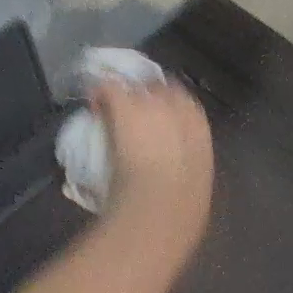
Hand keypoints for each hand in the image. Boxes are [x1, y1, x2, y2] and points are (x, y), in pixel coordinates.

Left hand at [92, 79, 213, 262]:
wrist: (160, 202)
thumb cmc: (180, 205)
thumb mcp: (191, 183)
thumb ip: (183, 169)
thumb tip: (174, 175)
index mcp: (199, 127)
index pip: (184, 104)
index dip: (166, 110)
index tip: (154, 121)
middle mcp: (177, 106)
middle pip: (158, 90)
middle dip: (143, 97)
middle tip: (129, 114)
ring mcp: (148, 103)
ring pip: (132, 88)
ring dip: (122, 97)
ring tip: (109, 109)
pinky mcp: (123, 105)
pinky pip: (108, 88)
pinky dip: (100, 94)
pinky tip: (93, 102)